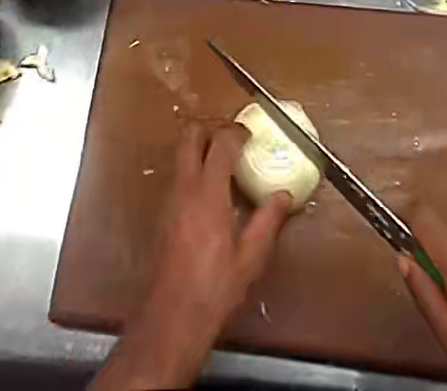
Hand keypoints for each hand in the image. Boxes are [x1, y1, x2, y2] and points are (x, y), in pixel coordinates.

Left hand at [91, 122, 293, 390]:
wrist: (170, 320)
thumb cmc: (213, 290)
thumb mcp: (250, 258)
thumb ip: (268, 221)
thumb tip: (284, 195)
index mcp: (208, 194)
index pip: (220, 143)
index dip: (236, 131)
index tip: (250, 133)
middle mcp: (184, 189)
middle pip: (189, 135)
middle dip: (210, 127)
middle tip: (232, 137)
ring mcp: (168, 199)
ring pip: (180, 153)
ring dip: (200, 147)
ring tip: (226, 162)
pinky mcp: (162, 213)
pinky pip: (178, 175)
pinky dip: (193, 169)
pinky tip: (212, 192)